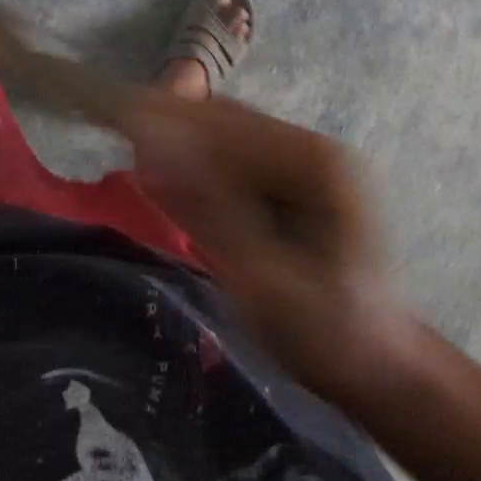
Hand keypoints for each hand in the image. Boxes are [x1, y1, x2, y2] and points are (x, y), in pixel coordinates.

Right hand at [125, 94, 421, 402]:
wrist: (376, 367)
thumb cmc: (326, 336)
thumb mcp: (265, 284)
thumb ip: (212, 214)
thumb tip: (152, 155)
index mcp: (318, 165)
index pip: (226, 126)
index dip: (165, 118)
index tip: (108, 113)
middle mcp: (313, 149)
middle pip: (224, 122)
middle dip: (166, 124)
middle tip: (104, 125)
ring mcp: (306, 163)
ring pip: (223, 136)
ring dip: (175, 140)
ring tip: (124, 146)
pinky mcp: (294, 182)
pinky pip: (231, 160)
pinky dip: (193, 163)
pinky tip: (162, 172)